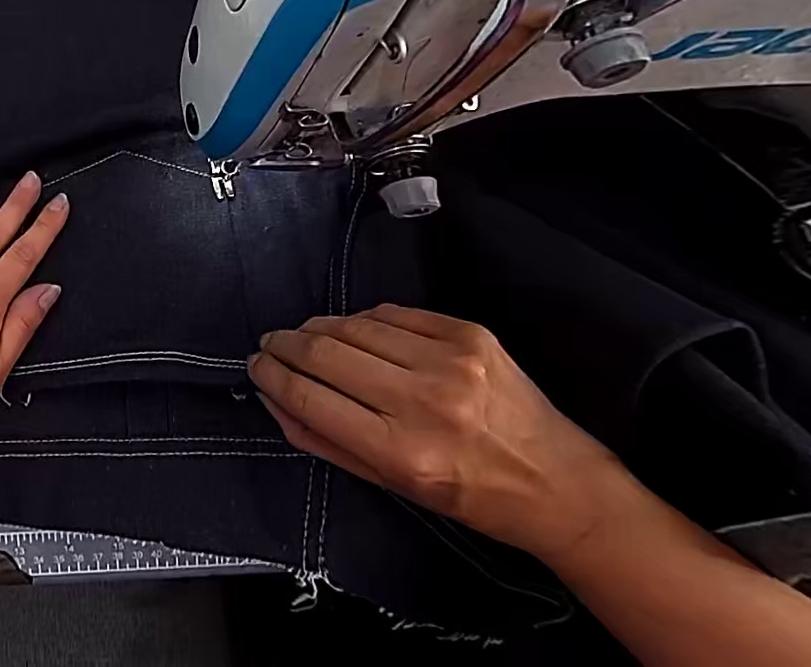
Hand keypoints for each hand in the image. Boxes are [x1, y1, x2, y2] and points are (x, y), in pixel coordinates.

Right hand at [250, 304, 629, 561]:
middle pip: (329, 353)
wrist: (554, 478)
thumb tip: (276, 400)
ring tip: (304, 333)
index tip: (256, 365)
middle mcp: (422, 399)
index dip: (274, 377)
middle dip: (287, 344)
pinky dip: (364, 319)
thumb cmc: (469, 496)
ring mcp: (448, 358)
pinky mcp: (467, 331)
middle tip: (270, 342)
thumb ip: (327, 442)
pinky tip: (352, 328)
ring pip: (357, 325)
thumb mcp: (392, 487)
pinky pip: (395, 313)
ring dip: (320, 326)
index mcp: (401, 452)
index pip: (313, 399)